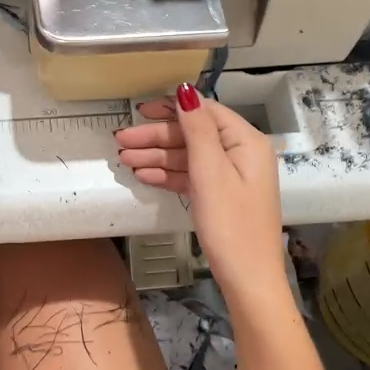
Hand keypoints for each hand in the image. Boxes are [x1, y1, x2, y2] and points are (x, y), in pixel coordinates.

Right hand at [115, 84, 286, 290]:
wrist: (248, 278)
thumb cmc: (231, 223)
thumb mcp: (210, 172)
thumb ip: (197, 129)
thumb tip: (186, 90)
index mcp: (246, 141)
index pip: (205, 112)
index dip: (171, 108)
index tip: (139, 110)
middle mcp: (242, 153)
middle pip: (194, 134)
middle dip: (157, 137)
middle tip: (120, 141)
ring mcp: (232, 176)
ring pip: (189, 156)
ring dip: (158, 157)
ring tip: (125, 160)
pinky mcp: (222, 197)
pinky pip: (192, 176)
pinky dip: (169, 175)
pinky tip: (144, 176)